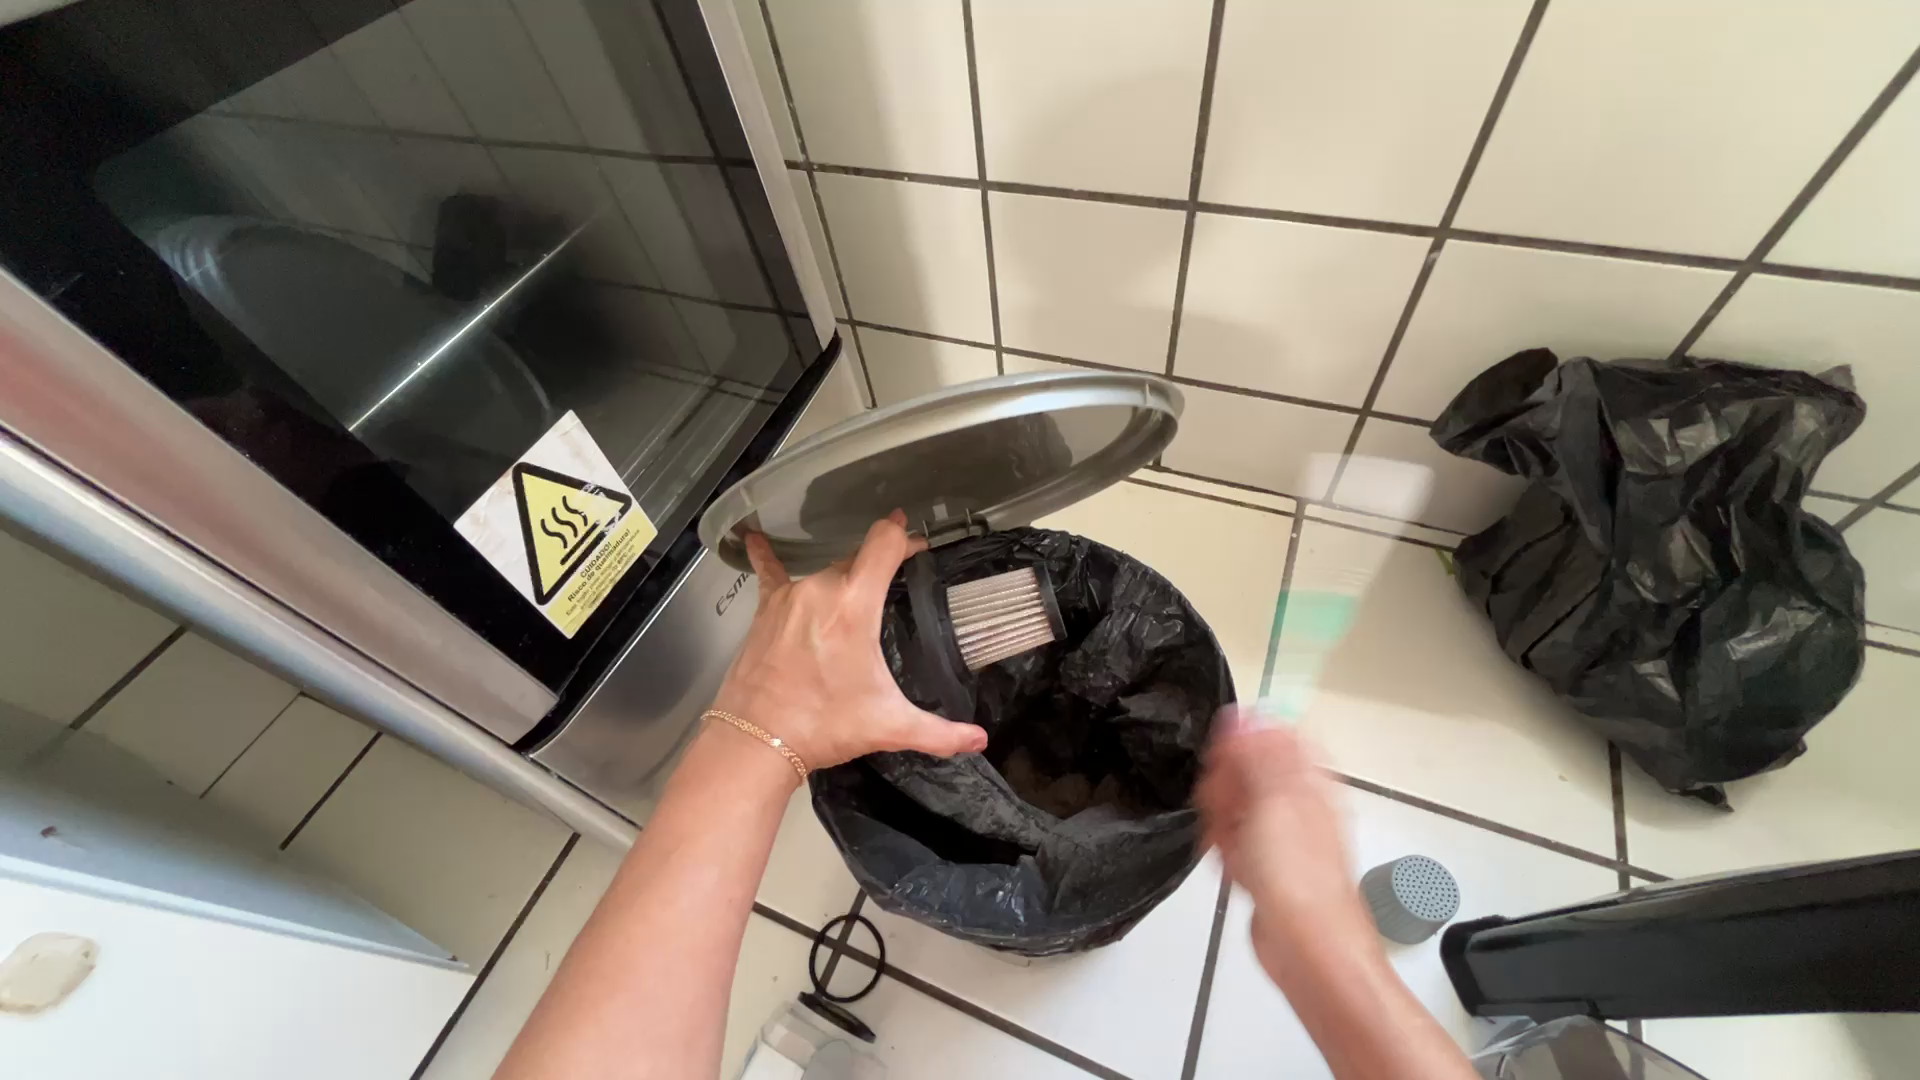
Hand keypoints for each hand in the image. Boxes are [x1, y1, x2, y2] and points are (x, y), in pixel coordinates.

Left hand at [710, 511, 989, 774]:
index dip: (905, 538)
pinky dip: (764, 555)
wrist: (756, 742)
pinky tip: (754, 537)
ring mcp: (790, 596)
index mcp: (854, 603)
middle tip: (896, 582)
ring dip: (844, 578)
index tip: (919, 546)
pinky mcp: (766, 610)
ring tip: (859, 593)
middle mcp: (821, 588)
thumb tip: (980, 741)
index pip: (885, 543)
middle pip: (858, 558)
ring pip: (826, 572)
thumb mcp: (889, 726)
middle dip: (880, 566)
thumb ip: (940, 732)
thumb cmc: (825, 725)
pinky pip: (768, 574)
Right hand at [1196, 708, 1376, 983]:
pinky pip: (1233, 837)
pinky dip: (1225, 847)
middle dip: (1226, 784)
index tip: (1224, 754)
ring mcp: (1280, 833)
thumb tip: (1241, 713)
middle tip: (1222, 805)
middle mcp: (1297, 801)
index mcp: (1309, 780)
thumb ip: (1255, 754)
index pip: (1277, 735)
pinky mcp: (1264, 862)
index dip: (1245, 737)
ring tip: (1226, 841)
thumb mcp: (1273, 800)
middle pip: (1249, 768)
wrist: (1305, 947)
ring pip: (1235, 802)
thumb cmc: (1296, 874)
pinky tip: (1229, 864)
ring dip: (1221, 818)